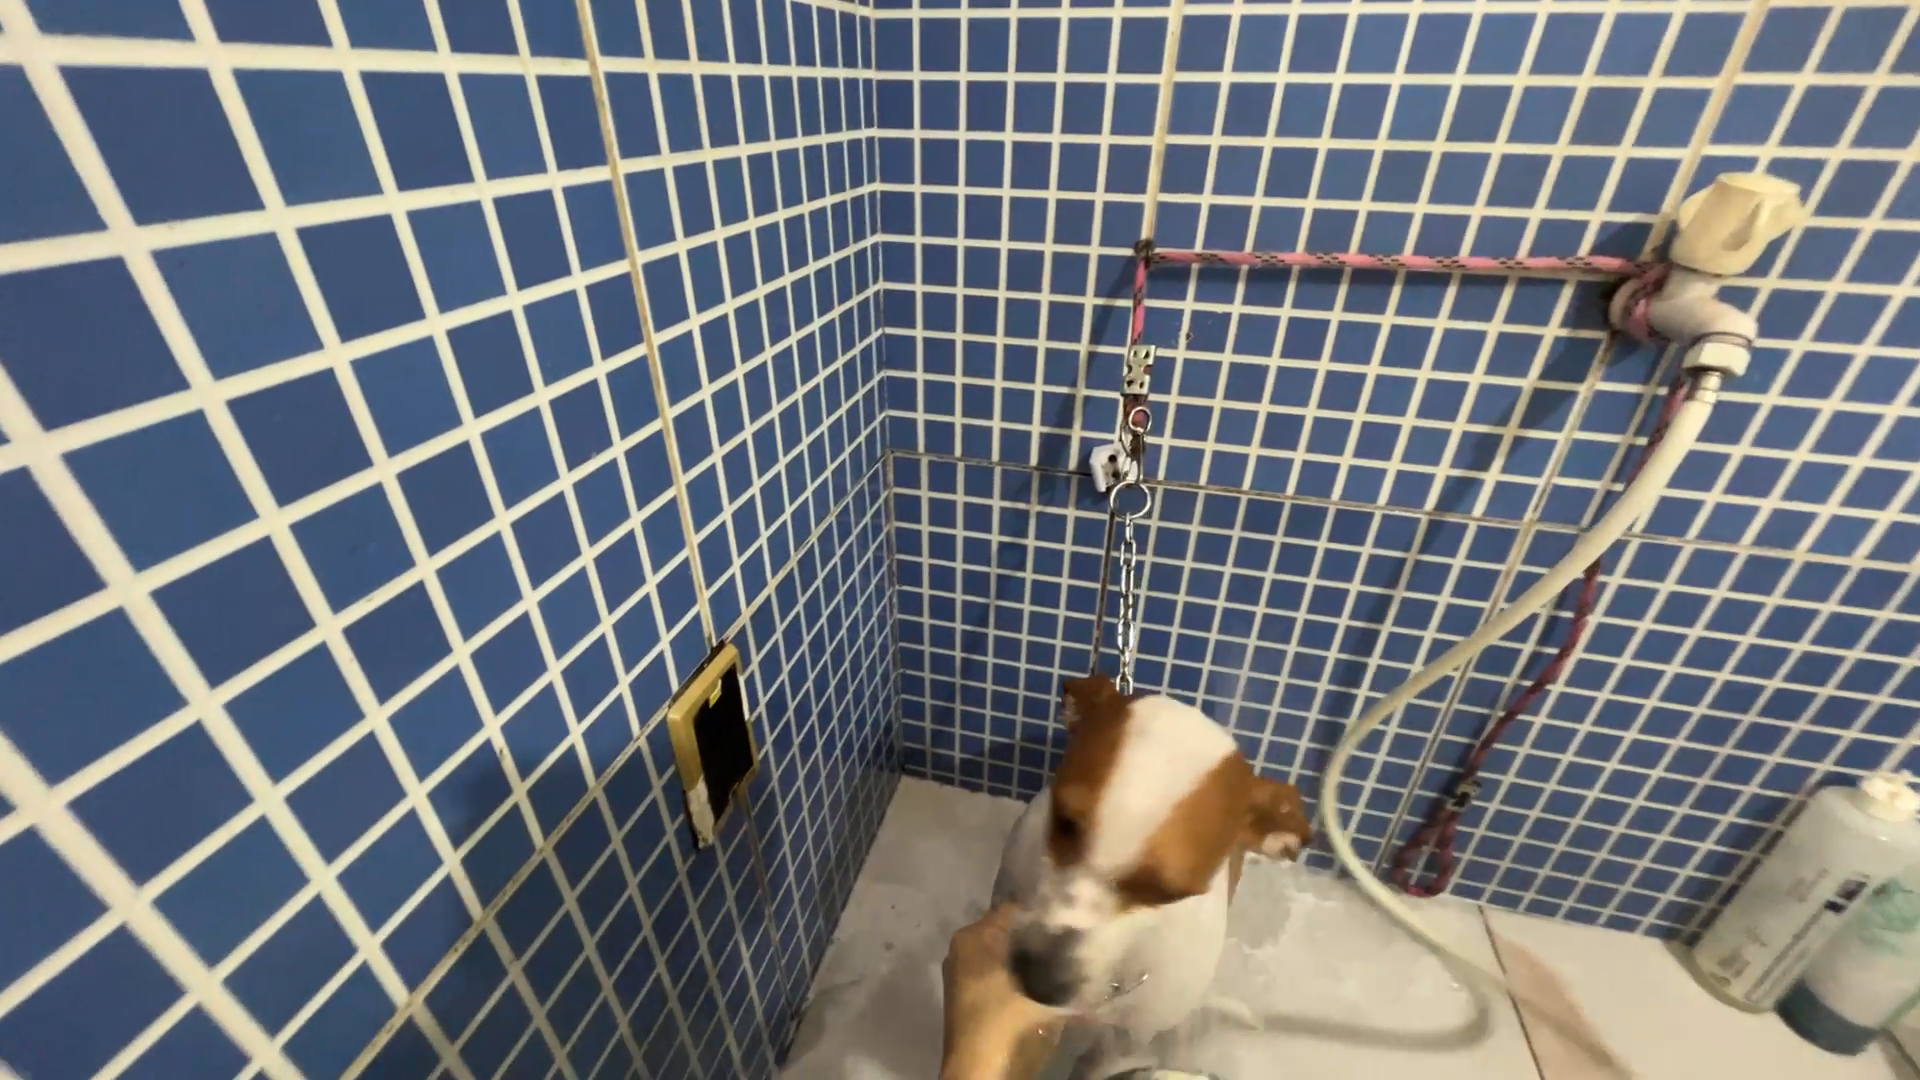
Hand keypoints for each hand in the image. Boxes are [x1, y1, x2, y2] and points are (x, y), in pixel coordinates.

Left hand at [941, 905, 1066, 1079]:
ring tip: (1061, 967)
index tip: (1071, 926)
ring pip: (1001, 954)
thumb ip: (1070, 980)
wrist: (977, 1078)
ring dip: (1027, 961)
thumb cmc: (1006, 1028)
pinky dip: (1014, 977)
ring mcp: (960, 972)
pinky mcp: (964, 996)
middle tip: (1071, 947)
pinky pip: (993, 973)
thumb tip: (1094, 968)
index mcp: (975, 935)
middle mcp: (963, 946)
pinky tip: (1039, 989)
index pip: (1015, 910)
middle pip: (1007, 932)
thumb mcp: (1044, 1001)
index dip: (1044, 916)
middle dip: (1037, 940)